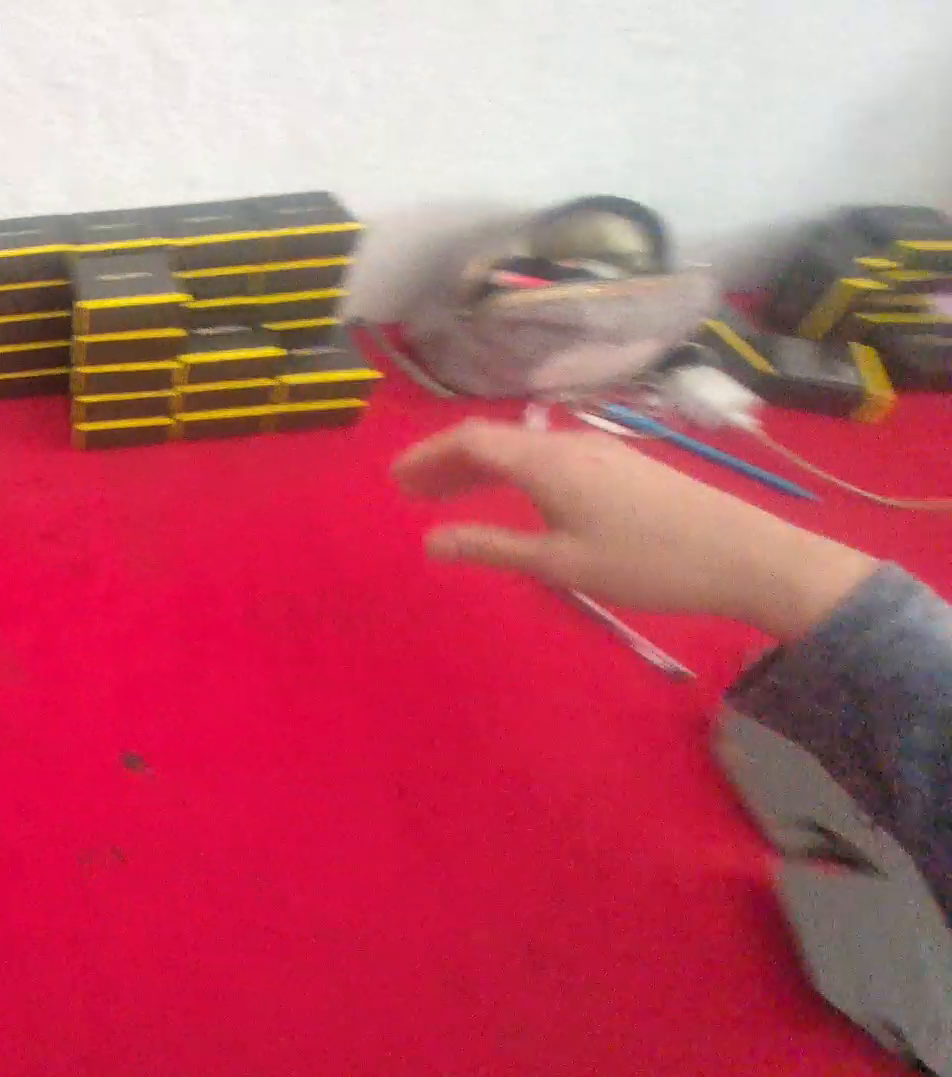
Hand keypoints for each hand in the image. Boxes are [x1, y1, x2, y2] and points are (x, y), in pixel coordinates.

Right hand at [392, 420, 877, 639]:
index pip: (470, 441)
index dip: (426, 455)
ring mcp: (597, 451)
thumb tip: (428, 541)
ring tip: (444, 495)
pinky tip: (505, 496)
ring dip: (475, 468)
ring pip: (519, 448)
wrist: (755, 559)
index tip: (395, 478)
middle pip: (491, 439)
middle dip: (444, 461)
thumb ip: (489, 546)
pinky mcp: (618, 466)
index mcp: (548, 462)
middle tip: (410, 491)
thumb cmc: (647, 563)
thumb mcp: (558, 562)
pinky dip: (507, 472)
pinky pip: (543, 456)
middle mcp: (568, 445)